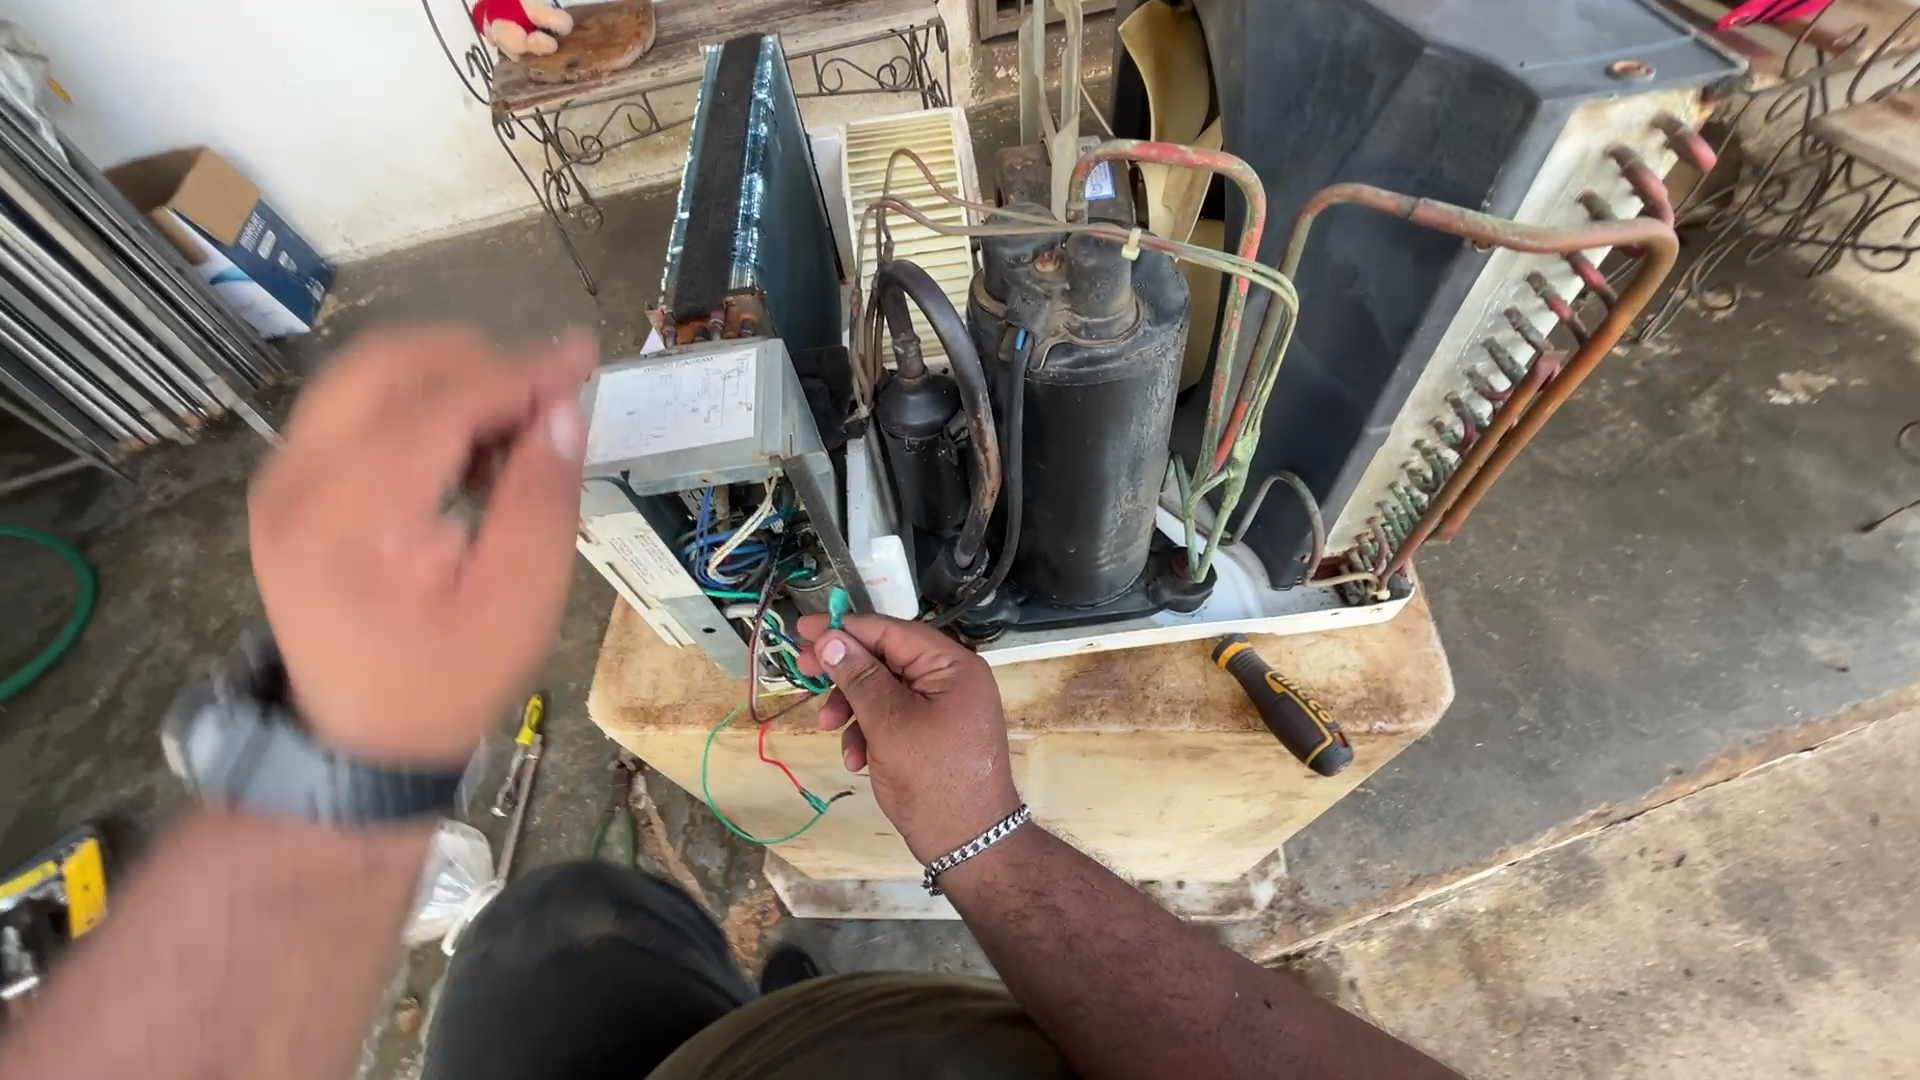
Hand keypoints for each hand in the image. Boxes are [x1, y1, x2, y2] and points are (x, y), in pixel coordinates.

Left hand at [248, 325, 595, 764]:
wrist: (364, 739)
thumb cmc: (454, 676)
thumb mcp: (523, 598)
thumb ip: (542, 498)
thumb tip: (564, 412)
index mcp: (353, 513)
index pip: (442, 403)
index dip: (523, 373)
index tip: (585, 358)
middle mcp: (298, 479)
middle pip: (387, 365)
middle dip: (482, 359)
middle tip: (553, 386)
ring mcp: (285, 480)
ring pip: (369, 377)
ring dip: (455, 380)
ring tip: (521, 426)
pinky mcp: (295, 488)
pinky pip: (361, 411)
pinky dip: (426, 406)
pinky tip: (474, 451)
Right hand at [794, 614, 1019, 862]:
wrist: (969, 845)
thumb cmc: (932, 778)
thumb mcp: (889, 724)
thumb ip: (859, 678)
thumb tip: (831, 638)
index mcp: (953, 665)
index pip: (892, 632)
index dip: (846, 628)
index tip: (804, 629)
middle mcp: (951, 679)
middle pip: (886, 659)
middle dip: (845, 673)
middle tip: (803, 672)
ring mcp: (943, 707)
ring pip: (884, 690)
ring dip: (853, 709)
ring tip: (830, 730)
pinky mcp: (933, 732)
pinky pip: (893, 717)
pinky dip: (870, 732)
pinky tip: (857, 759)